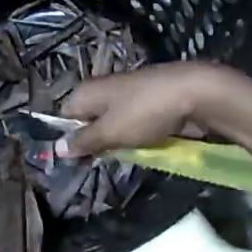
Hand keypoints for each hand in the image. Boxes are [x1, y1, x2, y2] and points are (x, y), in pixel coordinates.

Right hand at [57, 63, 235, 156]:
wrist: (195, 92)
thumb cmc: (144, 112)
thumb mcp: (109, 132)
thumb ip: (83, 142)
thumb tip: (57, 148)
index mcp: (86, 92)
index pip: (64, 118)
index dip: (68, 139)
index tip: (77, 161)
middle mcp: (102, 89)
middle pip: (87, 121)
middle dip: (93, 142)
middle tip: (100, 162)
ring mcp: (126, 94)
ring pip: (111, 124)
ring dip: (115, 141)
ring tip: (123, 155)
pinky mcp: (147, 101)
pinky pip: (132, 123)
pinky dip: (135, 135)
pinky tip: (142, 145)